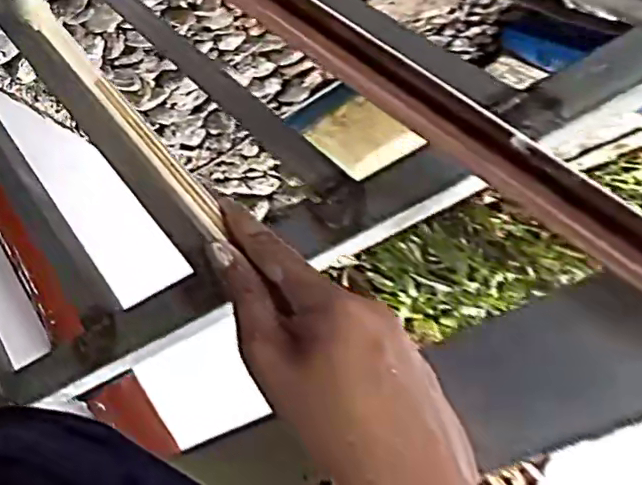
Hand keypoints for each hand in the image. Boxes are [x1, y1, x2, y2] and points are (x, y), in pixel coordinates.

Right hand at [212, 201, 476, 484]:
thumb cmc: (341, 434)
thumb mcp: (267, 357)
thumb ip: (244, 297)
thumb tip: (226, 256)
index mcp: (336, 305)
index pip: (275, 251)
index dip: (243, 226)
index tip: (225, 207)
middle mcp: (374, 313)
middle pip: (302, 283)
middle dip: (273, 295)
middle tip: (257, 329)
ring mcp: (401, 339)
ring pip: (330, 312)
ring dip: (304, 325)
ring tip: (300, 374)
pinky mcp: (415, 363)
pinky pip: (358, 336)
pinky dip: (334, 346)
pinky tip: (331, 385)